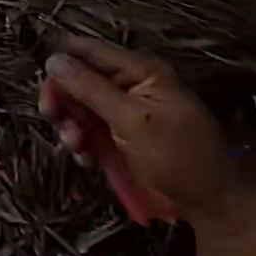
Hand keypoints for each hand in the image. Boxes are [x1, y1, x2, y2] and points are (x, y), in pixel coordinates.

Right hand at [39, 36, 242, 222]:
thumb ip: (90, 88)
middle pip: (79, 79)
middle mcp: (129, 87)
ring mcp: (123, 113)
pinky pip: (88, 131)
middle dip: (65, 99)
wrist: (211, 204)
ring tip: (77, 146)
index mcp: (139, 72)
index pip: (90, 51)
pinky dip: (82, 143)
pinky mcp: (119, 137)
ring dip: (71, 125)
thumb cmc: (178, 155)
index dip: (64, 60)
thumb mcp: (131, 119)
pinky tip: (87, 158)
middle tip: (52, 117)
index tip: (44, 79)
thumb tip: (53, 59)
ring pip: (79, 107)